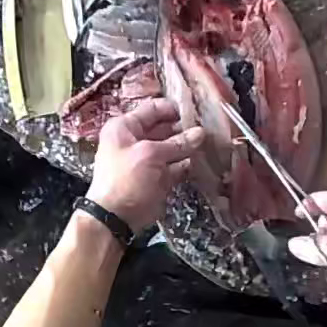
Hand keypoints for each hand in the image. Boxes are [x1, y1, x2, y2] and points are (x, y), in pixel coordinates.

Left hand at [86, 97, 205, 231]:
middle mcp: (136, 141)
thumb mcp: (150, 155)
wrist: (116, 218)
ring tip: (211, 142)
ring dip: (189, 147)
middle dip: (185, 128)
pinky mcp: (158, 179)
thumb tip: (201, 133)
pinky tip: (204, 161)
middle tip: (209, 127)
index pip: (152, 109)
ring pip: (173, 149)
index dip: (173, 109)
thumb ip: (178, 143)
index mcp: (125, 128)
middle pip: (165, 129)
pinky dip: (188, 165)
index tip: (196, 111)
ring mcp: (148, 161)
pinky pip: (176, 167)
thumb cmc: (126, 179)